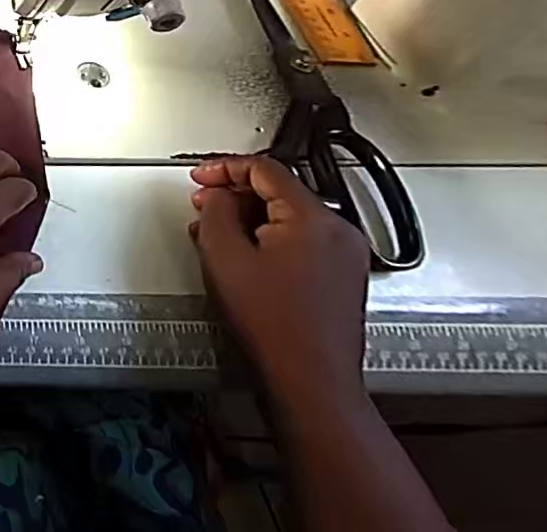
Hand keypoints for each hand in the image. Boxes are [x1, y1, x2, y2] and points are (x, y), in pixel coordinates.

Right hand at [189, 155, 369, 406]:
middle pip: (278, 190)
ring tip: (217, 232)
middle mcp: (339, 232)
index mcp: (314, 219)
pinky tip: (242, 253)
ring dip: (249, 215)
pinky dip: (268, 235)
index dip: (224, 167)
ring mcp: (345, 255)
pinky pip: (300, 238)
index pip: (264, 170)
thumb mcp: (223, 253)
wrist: (308, 379)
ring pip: (288, 214)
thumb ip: (214, 209)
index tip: (201, 175)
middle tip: (204, 203)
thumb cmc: (273, 324)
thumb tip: (216, 194)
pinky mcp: (342, 275)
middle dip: (235, 193)